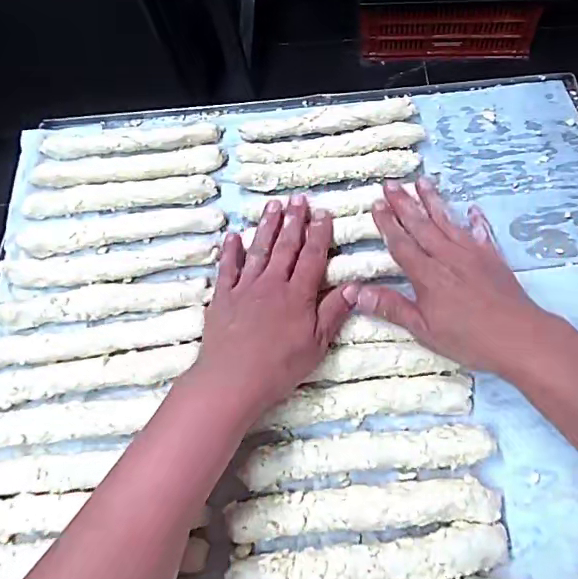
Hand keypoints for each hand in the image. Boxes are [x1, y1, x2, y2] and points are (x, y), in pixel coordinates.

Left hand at [184, 197, 351, 423]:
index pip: (312, 257)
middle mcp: (272, 284)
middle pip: (286, 246)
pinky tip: (233, 236)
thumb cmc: (278, 368)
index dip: (319, 234)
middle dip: (294, 220)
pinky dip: (231, 250)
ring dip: (267, 226)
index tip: (323, 213)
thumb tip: (354, 286)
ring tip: (273, 206)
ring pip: (259, 249)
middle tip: (299, 199)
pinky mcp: (223, 296)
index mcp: (297, 295)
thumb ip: (333, 313)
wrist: (232, 379)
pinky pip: (228, 267)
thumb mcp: (316, 345)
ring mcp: (245, 287)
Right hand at [348, 177, 553, 376]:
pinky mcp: (492, 257)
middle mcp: (446, 256)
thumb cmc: (470, 339)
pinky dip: (475, 220)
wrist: (521, 337)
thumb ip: (392, 307)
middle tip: (391, 184)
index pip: (401, 243)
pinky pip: (480, 232)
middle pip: (421, 225)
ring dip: (432, 200)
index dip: (387, 223)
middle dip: (404, 203)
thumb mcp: (425, 329)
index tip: (377, 204)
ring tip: (422, 181)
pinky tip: (472, 209)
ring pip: (446, 221)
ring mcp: (471, 253)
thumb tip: (357, 292)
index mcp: (427, 274)